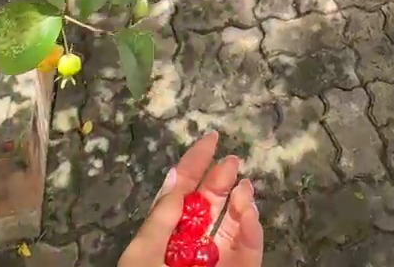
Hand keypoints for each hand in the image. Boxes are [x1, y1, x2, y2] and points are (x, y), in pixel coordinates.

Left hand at [119, 132, 263, 266]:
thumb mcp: (141, 257)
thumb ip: (161, 217)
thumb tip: (177, 177)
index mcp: (161, 244)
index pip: (179, 196)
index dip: (193, 166)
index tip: (211, 138)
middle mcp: (189, 252)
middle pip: (207, 207)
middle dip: (219, 179)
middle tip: (231, 160)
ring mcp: (216, 265)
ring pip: (232, 226)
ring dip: (239, 200)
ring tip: (242, 183)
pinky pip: (249, 250)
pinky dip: (252, 226)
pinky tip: (249, 207)